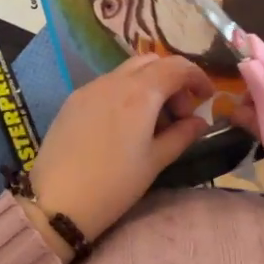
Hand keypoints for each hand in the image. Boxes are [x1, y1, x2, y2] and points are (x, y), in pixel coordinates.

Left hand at [25, 54, 214, 257]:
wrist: (56, 202)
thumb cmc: (114, 185)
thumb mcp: (155, 162)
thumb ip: (181, 136)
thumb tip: (199, 122)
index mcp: (140, 93)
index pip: (177, 67)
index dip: (197, 77)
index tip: (207, 97)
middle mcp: (114, 81)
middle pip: (151, 62)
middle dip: (172, 79)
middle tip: (179, 112)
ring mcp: (89, 88)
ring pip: (127, 72)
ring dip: (148, 86)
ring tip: (153, 122)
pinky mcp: (72, 101)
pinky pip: (106, 85)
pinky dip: (125, 93)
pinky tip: (125, 125)